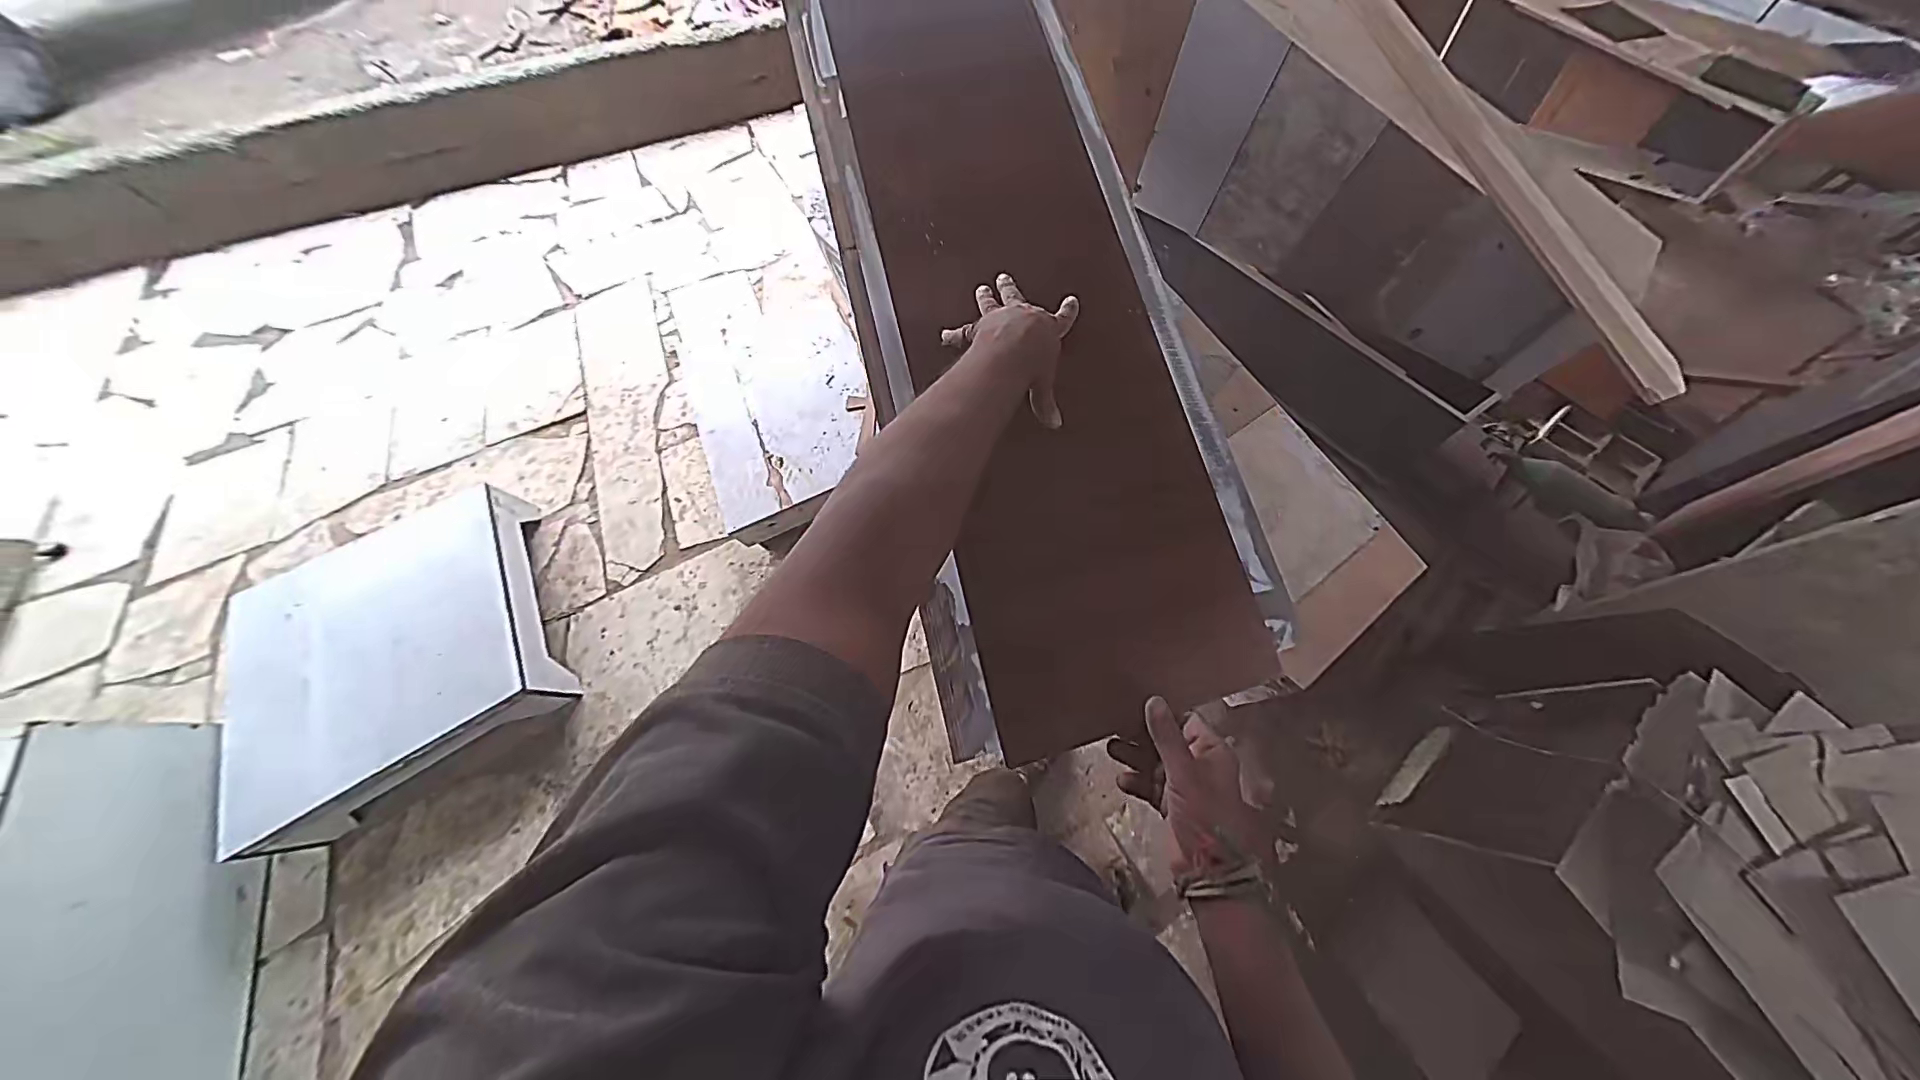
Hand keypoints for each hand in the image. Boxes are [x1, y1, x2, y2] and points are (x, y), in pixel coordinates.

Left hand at [941, 272, 1079, 428]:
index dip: (1068, 311)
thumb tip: (1053, 423)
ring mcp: (999, 317)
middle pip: (1016, 298)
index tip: (1071, 300)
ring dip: (985, 297)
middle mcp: (1023, 315)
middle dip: (1010, 289)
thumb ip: (1044, 402)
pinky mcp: (979, 326)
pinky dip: (954, 335)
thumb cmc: (1035, 360)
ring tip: (980, 288)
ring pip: (991, 303)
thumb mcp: (1043, 383)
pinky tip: (944, 335)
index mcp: (1047, 328)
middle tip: (1003, 278)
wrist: (1017, 346)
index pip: (1063, 318)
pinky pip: (964, 330)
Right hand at [1108, 697, 1271, 886]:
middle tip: (1116, 725)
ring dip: (1135, 757)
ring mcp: (1185, 787)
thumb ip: (1166, 737)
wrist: (1210, 873)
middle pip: (1167, 742)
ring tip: (1111, 748)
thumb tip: (1154, 701)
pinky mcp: (1172, 807)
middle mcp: (1199, 766)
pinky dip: (1137, 782)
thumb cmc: (1207, 816)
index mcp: (1212, 753)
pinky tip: (1122, 781)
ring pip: (1156, 764)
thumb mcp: (1184, 772)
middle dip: (1142, 736)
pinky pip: (1151, 787)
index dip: (1163, 714)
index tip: (1137, 703)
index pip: (1186, 722)